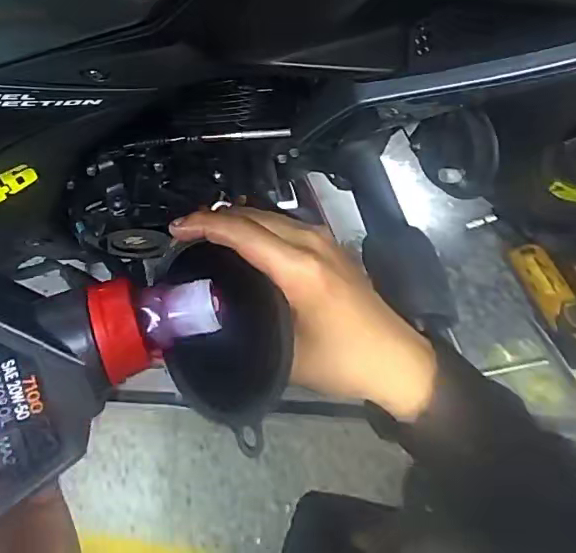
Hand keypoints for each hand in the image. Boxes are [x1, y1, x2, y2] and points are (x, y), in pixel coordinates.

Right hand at [169, 208, 438, 420]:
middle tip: (183, 230)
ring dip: (235, 218)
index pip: (243, 232)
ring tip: (205, 230)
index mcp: (299, 268)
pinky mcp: (329, 244)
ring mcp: (323, 239)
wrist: (399, 359)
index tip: (177, 228)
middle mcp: (311, 242)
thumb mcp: (290, 356)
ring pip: (268, 214)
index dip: (205, 225)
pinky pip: (283, 222)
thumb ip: (247, 331)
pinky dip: (255, 224)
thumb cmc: (345, 361)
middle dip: (214, 217)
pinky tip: (243, 236)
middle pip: (253, 216)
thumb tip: (208, 318)